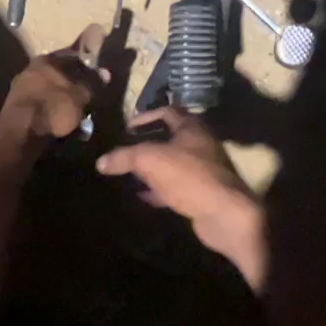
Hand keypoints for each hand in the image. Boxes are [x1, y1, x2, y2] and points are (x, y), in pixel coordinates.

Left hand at [0, 24, 106, 140]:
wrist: (20, 133)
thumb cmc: (53, 108)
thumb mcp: (81, 96)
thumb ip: (93, 83)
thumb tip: (104, 72)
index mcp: (47, 60)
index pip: (72, 56)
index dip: (86, 66)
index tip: (96, 78)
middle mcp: (31, 68)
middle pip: (59, 74)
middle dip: (73, 85)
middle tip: (86, 98)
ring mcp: (20, 87)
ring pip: (48, 90)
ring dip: (61, 99)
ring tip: (74, 115)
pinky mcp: (15, 107)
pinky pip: (40, 105)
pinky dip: (49, 111)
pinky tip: (57, 123)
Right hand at [97, 108, 267, 290]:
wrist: (225, 214)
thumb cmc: (189, 176)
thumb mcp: (150, 160)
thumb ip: (124, 157)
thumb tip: (100, 162)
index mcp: (191, 127)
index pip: (167, 111)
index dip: (146, 117)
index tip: (126, 128)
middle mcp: (200, 144)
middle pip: (169, 138)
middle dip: (146, 144)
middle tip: (124, 151)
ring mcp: (203, 170)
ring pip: (172, 164)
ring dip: (151, 168)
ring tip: (128, 174)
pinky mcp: (202, 193)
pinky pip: (176, 187)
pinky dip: (159, 189)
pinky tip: (142, 196)